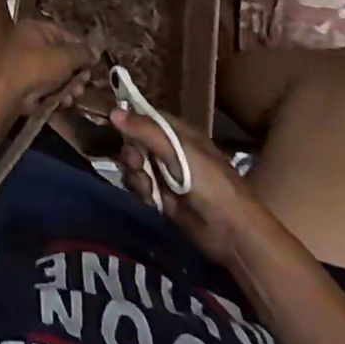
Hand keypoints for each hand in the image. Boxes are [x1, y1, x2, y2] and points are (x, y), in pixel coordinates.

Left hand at [0, 19, 98, 113]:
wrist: (6, 92)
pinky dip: (57, 94)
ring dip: (69, 86)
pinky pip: (47, 87)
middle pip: (62, 57)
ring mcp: (25, 65)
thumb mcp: (65, 55)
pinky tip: (64, 102)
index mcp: (35, 29)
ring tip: (73, 95)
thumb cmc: (36, 66)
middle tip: (83, 82)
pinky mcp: (25, 84)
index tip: (93, 63)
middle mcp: (28, 44)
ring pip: (56, 75)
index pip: (65, 35)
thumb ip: (83, 52)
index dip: (81, 49)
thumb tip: (94, 53)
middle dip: (76, 72)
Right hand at [110, 108, 265, 262]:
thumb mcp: (179, 150)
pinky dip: (139, 189)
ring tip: (147, 184)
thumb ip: (146, 131)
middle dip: (130, 151)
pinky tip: (150, 197)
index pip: (147, 116)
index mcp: (179, 134)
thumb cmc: (211, 183)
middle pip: (135, 140)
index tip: (112, 122)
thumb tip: (112, 111)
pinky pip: (138, 184)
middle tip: (136, 162)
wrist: (232, 231)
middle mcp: (170, 150)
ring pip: (134, 163)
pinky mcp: (160, 196)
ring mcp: (165, 174)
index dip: (129, 117)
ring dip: (134, 172)